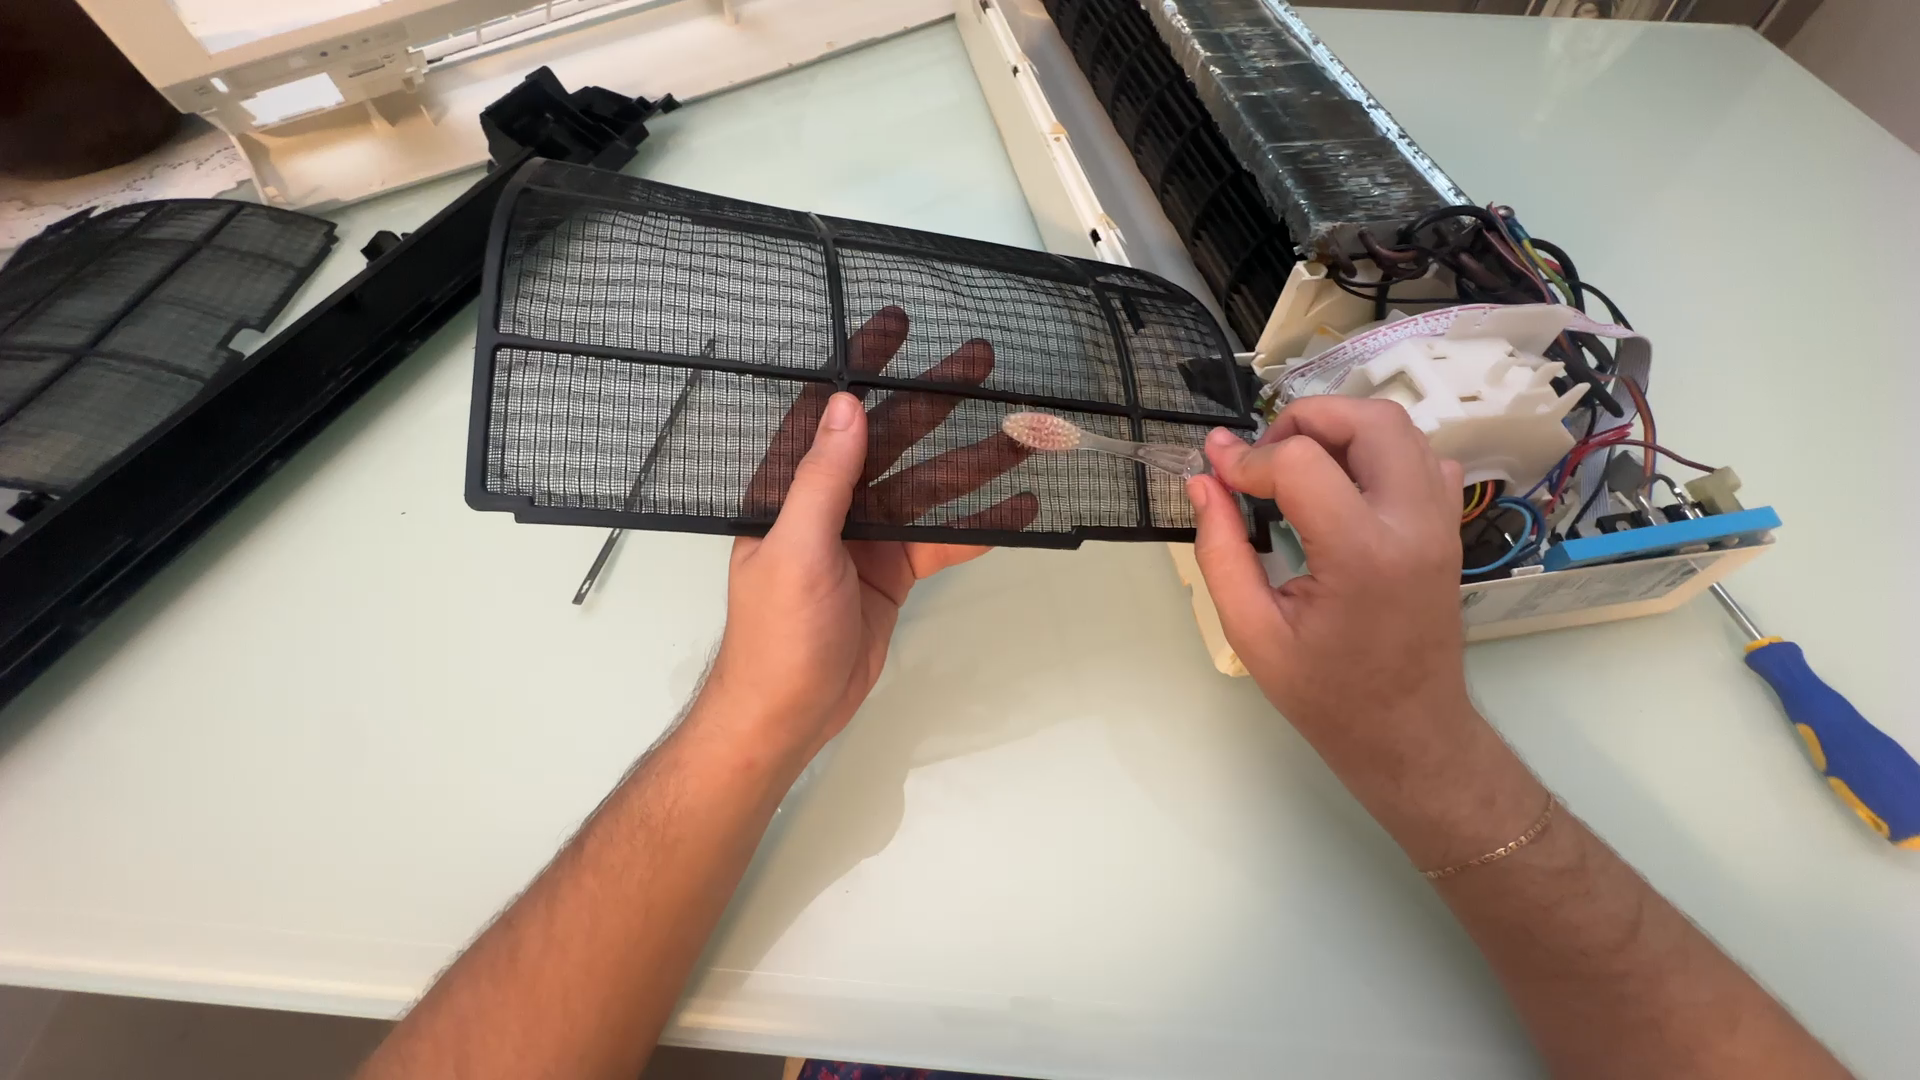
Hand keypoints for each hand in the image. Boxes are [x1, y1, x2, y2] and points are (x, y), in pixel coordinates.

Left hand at [704, 308, 1037, 758]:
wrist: (791, 712)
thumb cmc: (776, 634)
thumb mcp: (796, 551)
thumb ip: (823, 480)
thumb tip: (847, 404)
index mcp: (794, 488)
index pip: (829, 412)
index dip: (860, 366)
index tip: (895, 325)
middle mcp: (833, 501)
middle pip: (892, 439)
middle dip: (935, 401)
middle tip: (981, 362)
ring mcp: (867, 536)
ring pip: (927, 488)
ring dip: (974, 462)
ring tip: (1024, 433)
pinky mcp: (894, 569)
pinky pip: (942, 539)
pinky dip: (980, 526)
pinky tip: (1019, 508)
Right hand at [1184, 397, 1469, 741]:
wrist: (1408, 731)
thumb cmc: (1324, 691)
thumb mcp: (1250, 629)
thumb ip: (1219, 549)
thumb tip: (1202, 481)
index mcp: (1361, 553)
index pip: (1299, 462)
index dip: (1246, 459)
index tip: (1216, 476)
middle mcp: (1412, 523)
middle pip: (1368, 420)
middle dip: (1302, 420)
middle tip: (1261, 458)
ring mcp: (1441, 522)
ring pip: (1399, 429)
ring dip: (1339, 430)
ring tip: (1294, 469)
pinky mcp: (1448, 528)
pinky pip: (1422, 458)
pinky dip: (1376, 452)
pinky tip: (1342, 487)